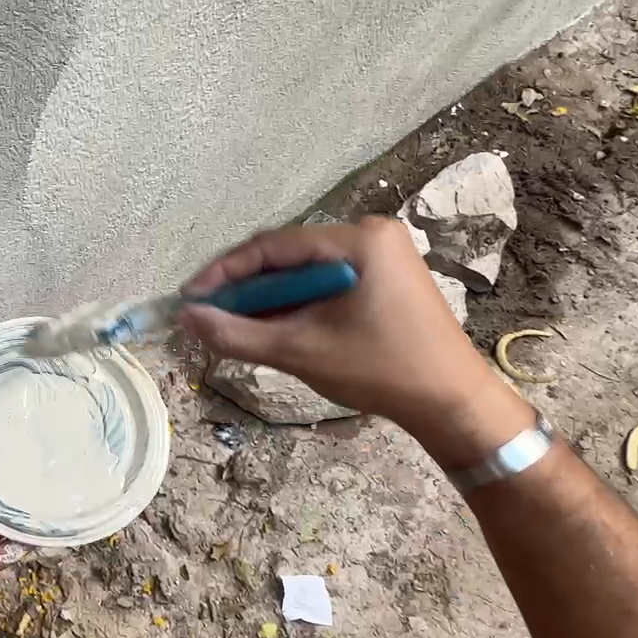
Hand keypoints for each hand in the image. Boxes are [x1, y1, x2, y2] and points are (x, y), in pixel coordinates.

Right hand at [178, 217, 532, 466]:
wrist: (452, 402)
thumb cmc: (379, 371)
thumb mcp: (298, 351)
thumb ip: (235, 333)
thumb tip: (185, 317)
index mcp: (357, 240)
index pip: (271, 246)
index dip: (223, 271)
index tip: (189, 297)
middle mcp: (368, 235)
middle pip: (285, 255)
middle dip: (242, 287)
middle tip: (207, 314)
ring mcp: (378, 255)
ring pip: (300, 271)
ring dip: (265, 298)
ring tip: (232, 325)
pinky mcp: (381, 277)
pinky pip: (320, 282)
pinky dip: (292, 303)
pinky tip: (270, 325)